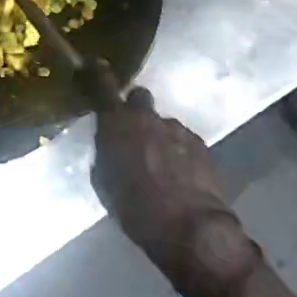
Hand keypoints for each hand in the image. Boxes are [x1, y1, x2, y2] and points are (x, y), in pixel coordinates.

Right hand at [92, 88, 236, 265]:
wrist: (192, 230)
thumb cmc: (138, 210)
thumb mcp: (106, 184)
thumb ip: (105, 155)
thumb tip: (108, 147)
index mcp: (116, 123)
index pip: (103, 84)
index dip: (98, 73)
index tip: (95, 66)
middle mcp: (145, 117)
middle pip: (139, 97)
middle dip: (136, 110)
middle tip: (135, 133)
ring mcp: (175, 128)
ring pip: (163, 123)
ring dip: (160, 137)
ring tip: (163, 166)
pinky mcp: (200, 144)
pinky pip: (184, 141)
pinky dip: (180, 152)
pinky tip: (183, 176)